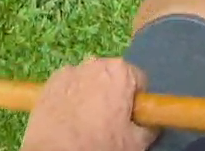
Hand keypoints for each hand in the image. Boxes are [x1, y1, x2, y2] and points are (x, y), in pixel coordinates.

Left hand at [20, 56, 154, 150]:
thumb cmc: (99, 146)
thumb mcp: (135, 144)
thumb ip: (150, 128)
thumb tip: (154, 123)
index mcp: (121, 71)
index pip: (140, 81)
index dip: (137, 102)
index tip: (130, 120)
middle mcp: (97, 62)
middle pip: (113, 77)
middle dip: (113, 96)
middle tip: (108, 124)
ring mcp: (71, 70)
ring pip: (89, 80)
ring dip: (91, 95)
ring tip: (85, 124)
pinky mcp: (50, 82)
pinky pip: (69, 86)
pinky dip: (70, 98)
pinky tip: (68, 120)